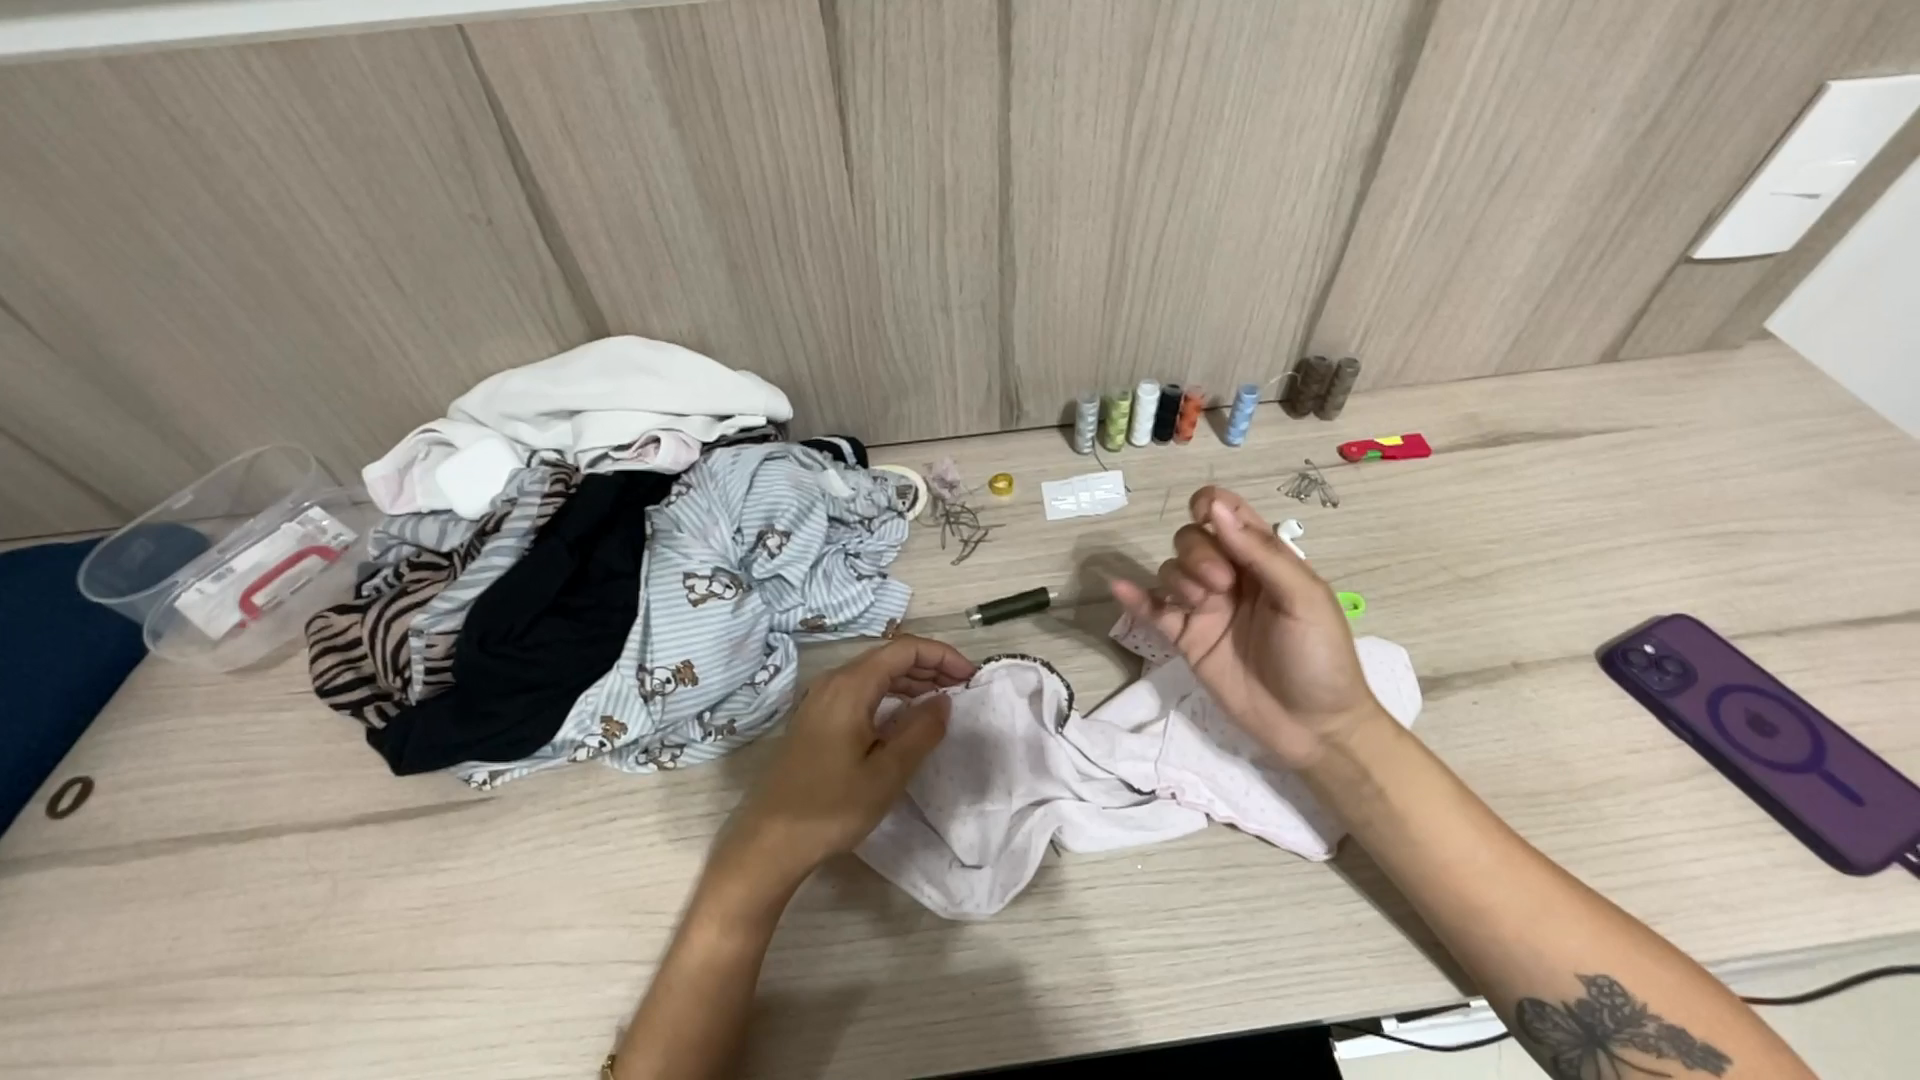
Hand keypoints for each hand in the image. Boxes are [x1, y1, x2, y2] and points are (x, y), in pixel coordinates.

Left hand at [716, 635, 976, 890]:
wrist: (771, 840)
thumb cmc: (832, 807)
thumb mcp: (887, 773)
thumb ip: (921, 731)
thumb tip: (944, 700)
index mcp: (850, 686)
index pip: (904, 649)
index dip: (941, 655)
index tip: (971, 676)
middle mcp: (832, 683)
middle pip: (888, 657)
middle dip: (930, 665)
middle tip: (964, 687)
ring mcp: (820, 701)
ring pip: (874, 674)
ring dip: (911, 680)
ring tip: (943, 700)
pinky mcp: (816, 720)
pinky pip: (860, 692)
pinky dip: (890, 695)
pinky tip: (906, 717)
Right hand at [1110, 486, 1385, 768]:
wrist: (1312, 726)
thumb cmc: (1320, 657)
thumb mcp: (1304, 598)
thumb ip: (1262, 552)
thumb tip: (1216, 509)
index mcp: (1266, 560)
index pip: (1228, 514)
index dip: (1211, 506)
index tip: (1206, 516)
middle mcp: (1232, 577)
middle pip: (1192, 540)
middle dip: (1198, 554)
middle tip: (1220, 584)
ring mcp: (1206, 609)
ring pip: (1171, 571)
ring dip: (1179, 578)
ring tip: (1202, 606)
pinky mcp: (1187, 640)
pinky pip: (1154, 611)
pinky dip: (1135, 599)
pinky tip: (1120, 588)